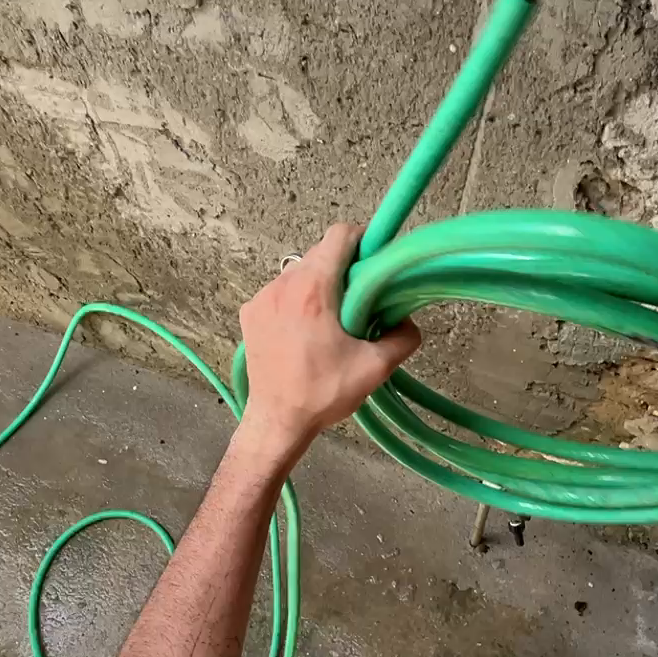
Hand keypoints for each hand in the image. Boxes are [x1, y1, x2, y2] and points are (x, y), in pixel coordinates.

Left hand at [239, 223, 421, 448]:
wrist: (277, 421)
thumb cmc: (322, 395)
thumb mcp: (374, 369)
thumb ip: (402, 338)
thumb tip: (407, 322)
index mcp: (314, 290)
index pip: (340, 235)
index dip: (364, 244)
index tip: (375, 267)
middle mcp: (283, 285)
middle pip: (320, 254)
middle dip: (344, 271)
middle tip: (359, 304)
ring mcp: (261, 298)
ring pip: (299, 273)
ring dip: (320, 287)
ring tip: (331, 323)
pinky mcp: (250, 313)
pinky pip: (280, 293)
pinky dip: (297, 303)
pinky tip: (306, 333)